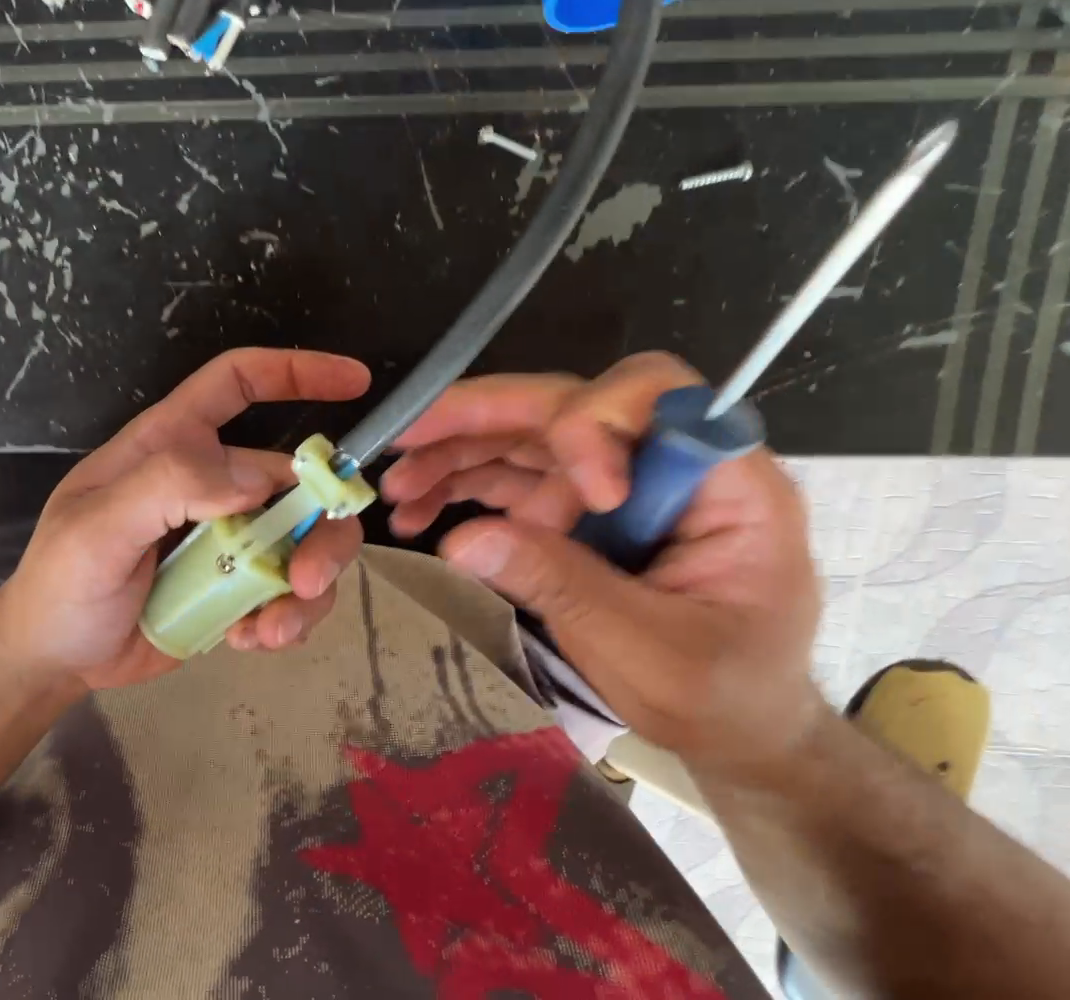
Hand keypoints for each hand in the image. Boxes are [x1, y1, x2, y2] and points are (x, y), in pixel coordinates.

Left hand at [0, 349, 370, 690]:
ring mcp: (227, 538)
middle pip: (297, 479)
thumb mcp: (95, 530)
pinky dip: (286, 618)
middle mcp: (208, 484)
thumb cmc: (61, 584)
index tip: (355, 381)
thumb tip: (257, 476)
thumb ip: (166, 488)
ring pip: (307, 540)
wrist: (56, 659)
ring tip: (269, 629)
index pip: (235, 383)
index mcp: (169, 446)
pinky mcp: (236, 588)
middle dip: (320, 528)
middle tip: (307, 581)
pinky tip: (248, 640)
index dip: (295, 371)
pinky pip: (291, 592)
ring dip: (307, 586)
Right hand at [379, 352, 824, 774]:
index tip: (590, 499)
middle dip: (479, 421)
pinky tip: (416, 515)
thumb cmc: (719, 694)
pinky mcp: (576, 507)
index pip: (654, 398)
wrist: (729, 726)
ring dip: (454, 456)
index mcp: (722, 483)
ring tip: (396, 490)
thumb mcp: (646, 648)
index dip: (595, 425)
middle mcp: (661, 463)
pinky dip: (459, 490)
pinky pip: (510, 477)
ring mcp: (613, 482)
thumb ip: (560, 585)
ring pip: (523, 437)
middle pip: (564, 406)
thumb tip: (460, 540)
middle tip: (404, 438)